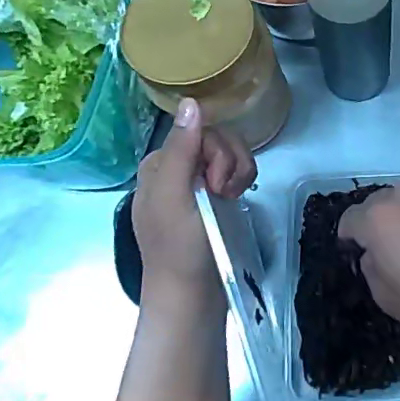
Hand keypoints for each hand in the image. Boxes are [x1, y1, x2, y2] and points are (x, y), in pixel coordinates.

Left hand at [132, 98, 256, 310]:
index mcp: (158, 165)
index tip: (215, 183)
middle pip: (216, 140)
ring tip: (232, 199)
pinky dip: (241, 181)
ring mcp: (194, 186)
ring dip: (238, 172)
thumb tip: (190, 101)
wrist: (192, 299)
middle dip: (229, 163)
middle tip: (223, 194)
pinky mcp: (211, 200)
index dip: (217, 151)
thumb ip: (181, 148)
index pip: (199, 131)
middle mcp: (174, 170)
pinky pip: (232, 172)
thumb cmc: (179, 249)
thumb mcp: (175, 196)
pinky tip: (236, 200)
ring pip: (228, 154)